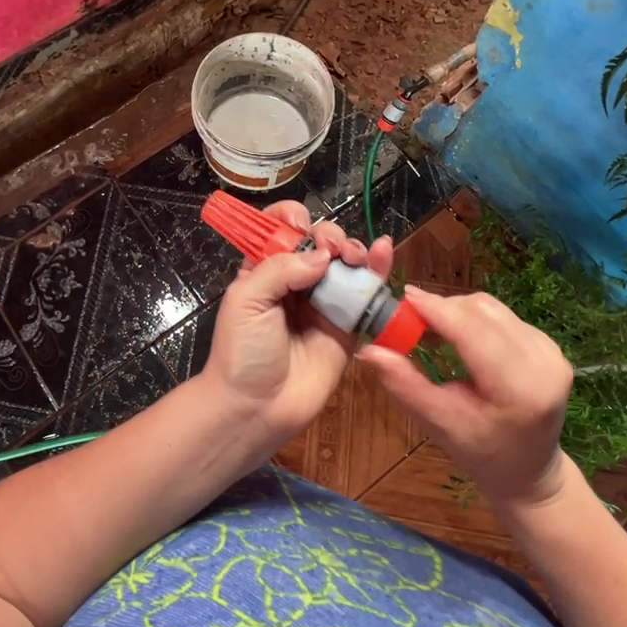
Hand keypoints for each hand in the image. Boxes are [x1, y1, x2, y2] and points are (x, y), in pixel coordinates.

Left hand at [202, 201, 394, 441]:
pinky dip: (377, 269)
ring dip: (353, 249)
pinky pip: (365, 293)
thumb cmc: (243, 351)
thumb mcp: (246, 300)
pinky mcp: (347, 326)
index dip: (292, 219)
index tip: (300, 223)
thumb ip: (281, 269)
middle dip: (329, 236)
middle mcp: (295, 282)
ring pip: (345, 263)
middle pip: (318, 243)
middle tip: (331, 250)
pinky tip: (383, 251)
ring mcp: (323, 303)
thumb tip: (322, 257)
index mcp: (263, 270)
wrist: (258, 407)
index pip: (280, 230)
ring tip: (353, 256)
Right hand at [356, 287, 574, 510]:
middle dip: (442, 309)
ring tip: (430, 328)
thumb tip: (368, 350)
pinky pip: (502, 315)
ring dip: (457, 311)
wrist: (529, 471)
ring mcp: (551, 352)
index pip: (473, 332)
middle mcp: (543, 363)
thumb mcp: (438, 423)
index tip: (403, 297)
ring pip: (491, 308)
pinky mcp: (550, 345)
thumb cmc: (480, 452)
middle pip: (482, 313)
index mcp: (520, 389)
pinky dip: (474, 318)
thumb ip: (405, 384)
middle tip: (408, 319)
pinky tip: (458, 335)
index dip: (437, 309)